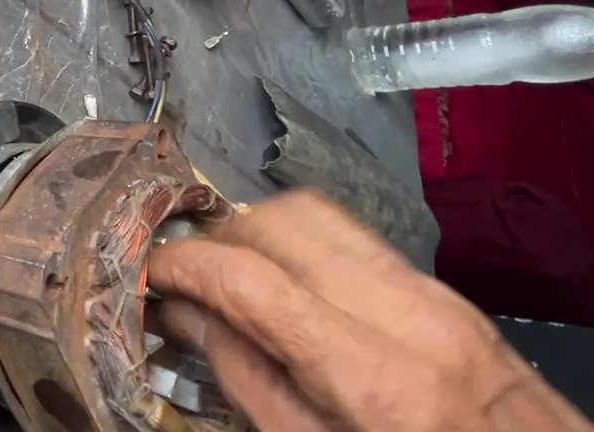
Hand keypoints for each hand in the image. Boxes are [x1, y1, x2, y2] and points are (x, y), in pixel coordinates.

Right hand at [148, 191, 593, 431]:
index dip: (183, 265)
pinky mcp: (445, 292)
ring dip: (254, 228)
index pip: (248, 280)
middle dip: (215, 237)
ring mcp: (433, 295)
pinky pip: (349, 235)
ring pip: (310, 211)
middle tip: (189, 274)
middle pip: (276, 223)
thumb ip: (248, 382)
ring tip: (232, 268)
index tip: (149, 270)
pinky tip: (286, 278)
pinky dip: (298, 239)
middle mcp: (404, 314)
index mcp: (374, 378)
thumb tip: (185, 314)